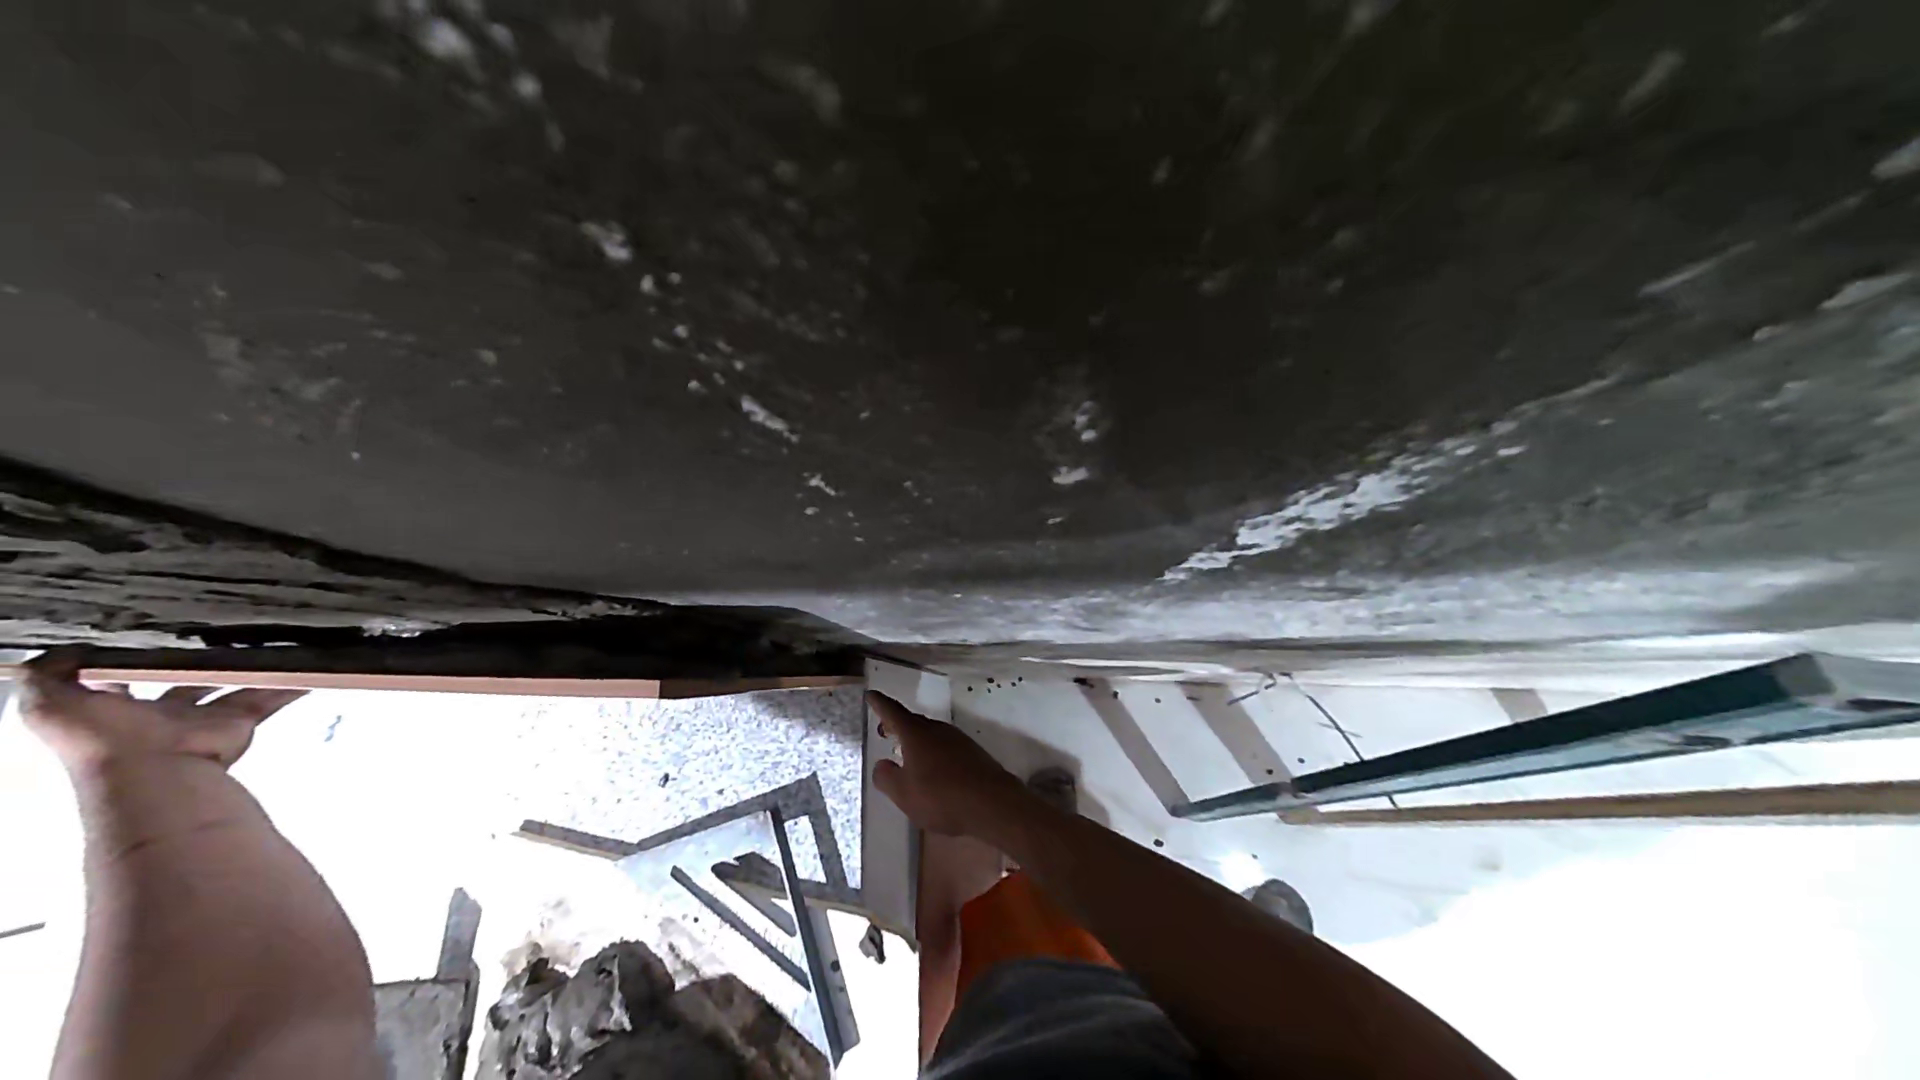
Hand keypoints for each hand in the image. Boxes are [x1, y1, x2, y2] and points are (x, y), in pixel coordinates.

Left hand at [19, 648, 305, 770]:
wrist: (153, 769)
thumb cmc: (99, 739)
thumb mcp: (48, 705)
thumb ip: (48, 675)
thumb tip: (67, 649)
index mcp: (118, 709)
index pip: (129, 677)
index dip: (139, 656)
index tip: (163, 632)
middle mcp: (163, 714)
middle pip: (190, 681)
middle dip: (208, 663)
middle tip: (229, 636)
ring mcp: (205, 719)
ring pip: (235, 687)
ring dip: (254, 669)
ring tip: (276, 645)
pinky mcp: (239, 722)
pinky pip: (270, 699)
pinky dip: (290, 685)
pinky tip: (307, 668)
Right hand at [868, 691, 1035, 838]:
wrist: (993, 803)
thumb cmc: (941, 797)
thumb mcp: (904, 794)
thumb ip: (887, 778)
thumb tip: (882, 765)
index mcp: (916, 734)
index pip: (893, 712)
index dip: (879, 703)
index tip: (870, 695)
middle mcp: (937, 730)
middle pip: (913, 722)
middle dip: (897, 724)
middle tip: (885, 730)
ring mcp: (958, 739)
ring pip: (931, 734)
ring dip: (916, 740)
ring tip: (906, 753)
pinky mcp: (973, 753)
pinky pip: (945, 746)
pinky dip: (933, 751)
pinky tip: (933, 769)